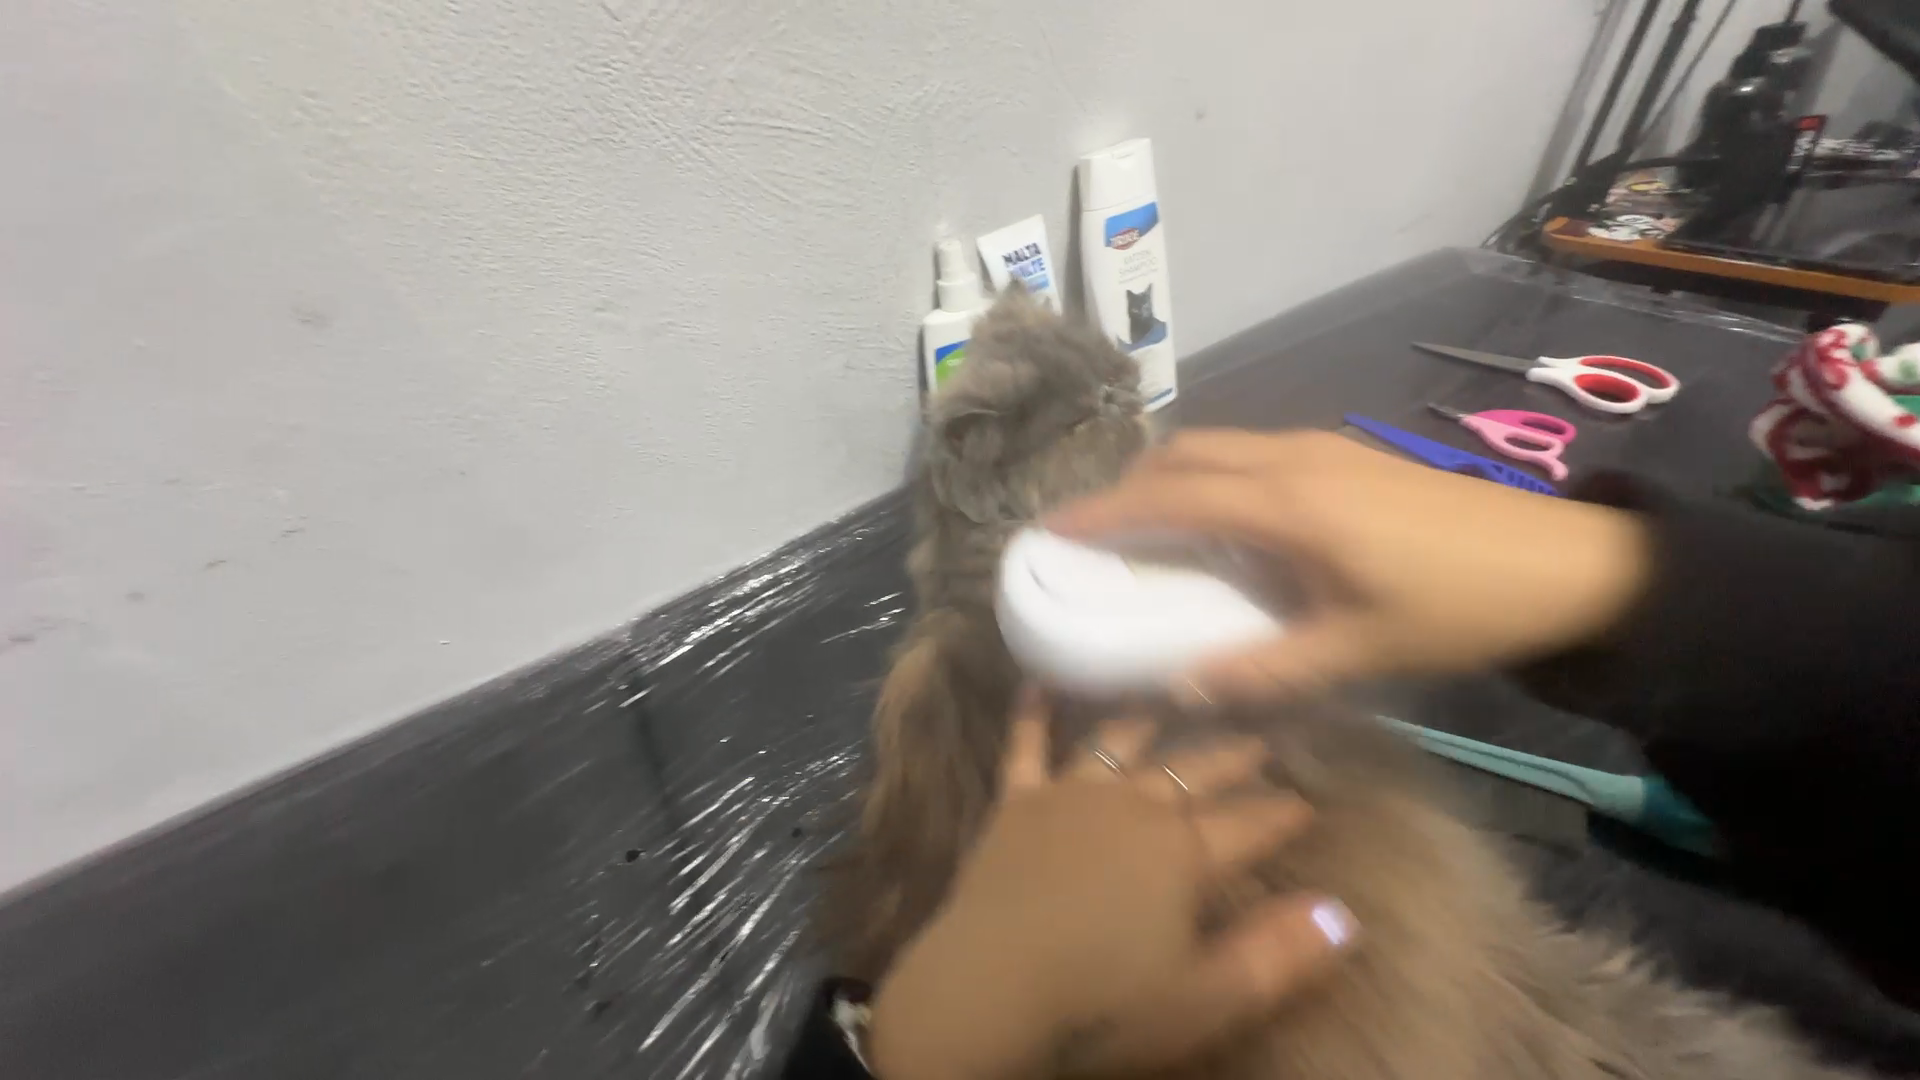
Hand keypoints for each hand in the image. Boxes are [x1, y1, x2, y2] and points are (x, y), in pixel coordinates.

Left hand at [867, 690, 1354, 1079]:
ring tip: (1165, 697)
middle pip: (1190, 771)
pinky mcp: (1018, 799)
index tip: (1308, 800)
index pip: (1249, 824)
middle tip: (1256, 737)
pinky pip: (1026, 745)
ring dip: (1145, 720)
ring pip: (1117, 743)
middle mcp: (1131, 805)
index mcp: (1181, 852)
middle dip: (1228, 755)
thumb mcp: (1206, 998)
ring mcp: (1070, 794)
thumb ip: (1279, 954)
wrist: (991, 989)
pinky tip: (1035, 682)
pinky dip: (1032, 713)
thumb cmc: (1102, 1004)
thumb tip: (1346, 914)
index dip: (1281, 814)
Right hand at [1047, 429, 1652, 701]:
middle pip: (1183, 454)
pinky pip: (1249, 452)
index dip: (1104, 512)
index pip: (1170, 498)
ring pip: (1217, 446)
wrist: (1573, 562)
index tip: (1053, 528)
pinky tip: (1221, 519)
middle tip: (1095, 530)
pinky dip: (1209, 475)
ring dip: (1169, 476)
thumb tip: (1180, 689)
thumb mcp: (1358, 653)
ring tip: (1146, 524)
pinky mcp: (1344, 453)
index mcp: (1287, 505)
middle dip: (1128, 485)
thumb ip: (1262, 672)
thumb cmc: (1459, 608)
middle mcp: (1292, 459)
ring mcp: (1321, 447)